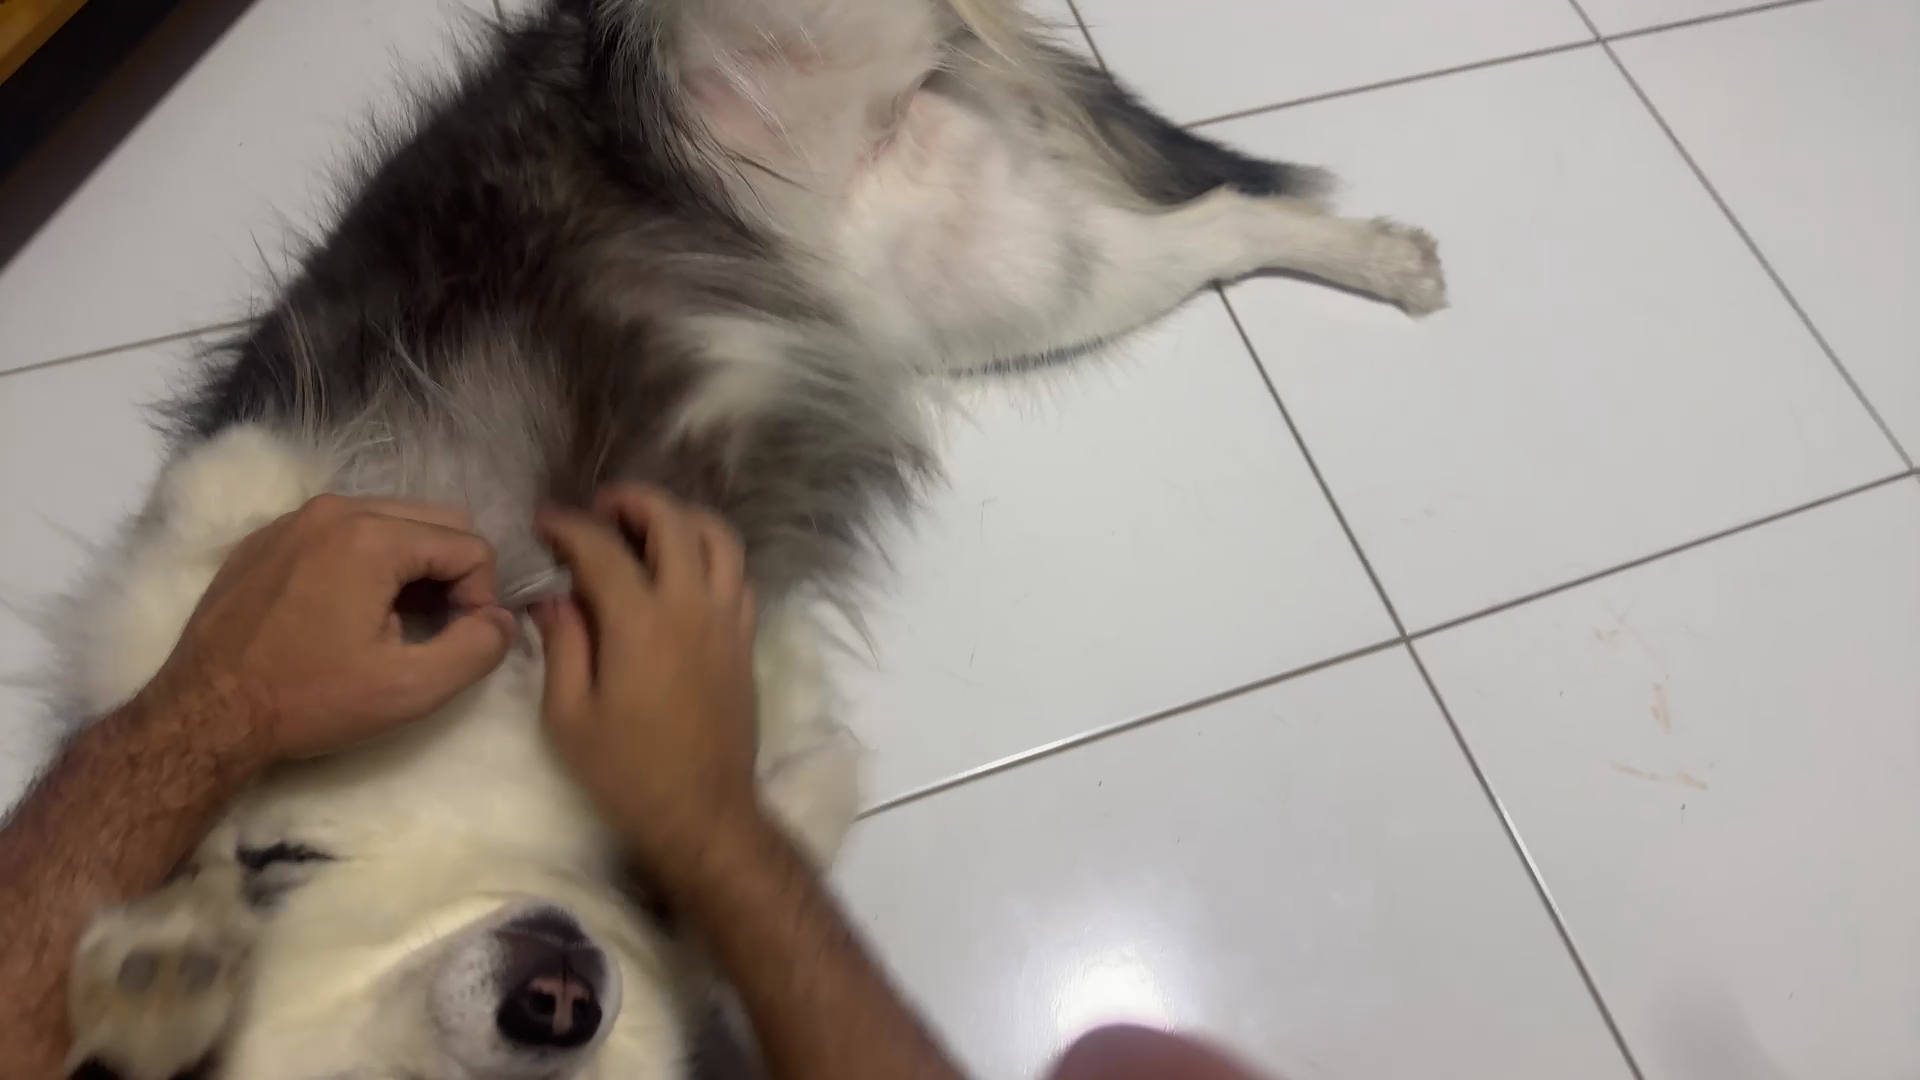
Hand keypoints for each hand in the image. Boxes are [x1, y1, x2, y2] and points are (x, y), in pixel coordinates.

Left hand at [147, 494, 515, 764]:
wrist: (198, 721)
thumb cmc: (311, 700)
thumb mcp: (415, 687)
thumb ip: (481, 646)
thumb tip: (502, 619)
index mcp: (371, 538)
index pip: (472, 548)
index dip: (479, 596)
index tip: (450, 637)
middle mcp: (335, 510)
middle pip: (442, 522)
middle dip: (453, 572)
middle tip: (432, 624)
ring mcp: (296, 519)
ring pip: (400, 521)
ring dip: (418, 565)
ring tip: (396, 616)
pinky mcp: (271, 537)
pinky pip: (353, 529)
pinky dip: (374, 561)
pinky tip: (354, 607)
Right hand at [532, 485, 758, 874]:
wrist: (703, 808)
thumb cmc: (627, 770)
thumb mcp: (569, 716)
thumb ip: (562, 645)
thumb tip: (554, 597)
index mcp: (641, 623)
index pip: (603, 549)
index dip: (569, 526)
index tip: (545, 521)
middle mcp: (694, 606)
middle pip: (675, 522)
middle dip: (635, 501)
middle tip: (601, 510)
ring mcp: (730, 618)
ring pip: (721, 539)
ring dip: (684, 518)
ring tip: (648, 528)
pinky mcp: (747, 636)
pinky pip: (739, 575)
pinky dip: (714, 555)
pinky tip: (686, 570)